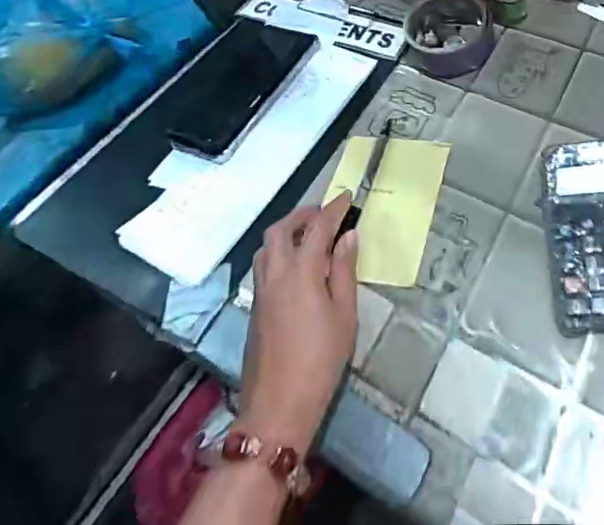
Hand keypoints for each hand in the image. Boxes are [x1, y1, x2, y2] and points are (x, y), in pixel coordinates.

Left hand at [240, 194, 360, 449]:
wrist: (277, 407)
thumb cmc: (321, 360)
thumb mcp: (344, 315)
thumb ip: (344, 271)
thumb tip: (348, 236)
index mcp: (301, 272)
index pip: (317, 229)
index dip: (333, 210)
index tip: (347, 196)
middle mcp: (275, 275)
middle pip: (281, 230)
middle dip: (302, 215)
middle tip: (324, 213)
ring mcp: (261, 292)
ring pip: (266, 247)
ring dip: (286, 232)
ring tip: (309, 235)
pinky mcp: (255, 309)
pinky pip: (264, 265)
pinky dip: (279, 252)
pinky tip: (297, 265)